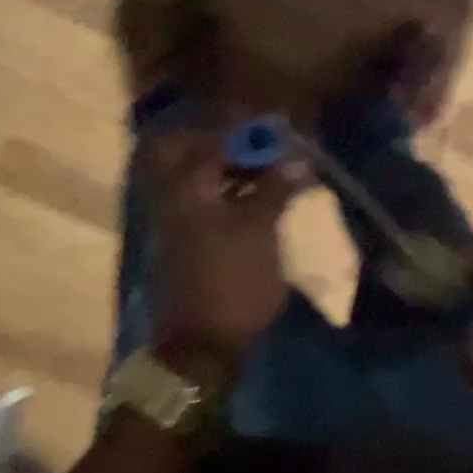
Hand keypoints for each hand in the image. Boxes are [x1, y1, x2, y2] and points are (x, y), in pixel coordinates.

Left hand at [142, 130, 308, 363]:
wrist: (203, 347)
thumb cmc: (234, 280)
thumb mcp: (261, 229)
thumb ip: (276, 187)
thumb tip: (299, 158)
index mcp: (185, 187)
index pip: (210, 138)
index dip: (243, 129)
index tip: (274, 125)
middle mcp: (172, 195)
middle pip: (190, 151)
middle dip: (226, 143)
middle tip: (262, 144)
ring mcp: (175, 220)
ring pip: (199, 176)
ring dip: (230, 167)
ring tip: (272, 169)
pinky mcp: (185, 241)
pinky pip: (204, 199)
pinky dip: (228, 191)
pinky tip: (260, 198)